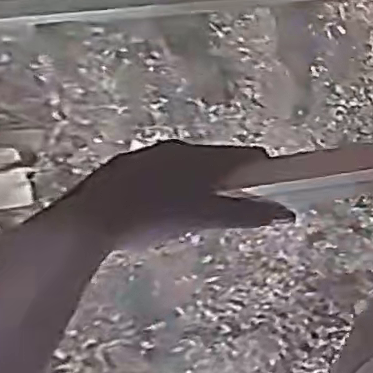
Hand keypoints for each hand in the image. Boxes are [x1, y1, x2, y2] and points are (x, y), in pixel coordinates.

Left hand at [51, 141, 293, 248]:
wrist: (83, 224)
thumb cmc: (155, 218)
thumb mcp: (208, 219)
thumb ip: (250, 215)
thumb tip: (288, 214)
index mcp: (204, 156)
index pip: (249, 155)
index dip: (263, 171)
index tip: (267, 190)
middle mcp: (178, 148)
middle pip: (218, 160)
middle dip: (228, 180)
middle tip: (228, 207)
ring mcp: (145, 157)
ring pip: (186, 166)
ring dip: (196, 184)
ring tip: (190, 213)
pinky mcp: (118, 170)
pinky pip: (157, 173)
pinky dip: (166, 188)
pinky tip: (157, 211)